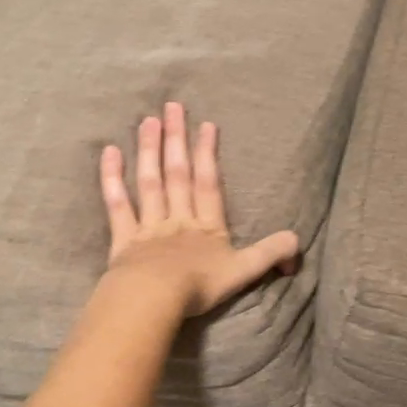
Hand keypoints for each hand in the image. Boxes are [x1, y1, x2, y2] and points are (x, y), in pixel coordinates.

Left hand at [98, 102, 298, 317]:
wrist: (153, 300)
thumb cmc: (199, 286)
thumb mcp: (245, 271)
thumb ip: (272, 253)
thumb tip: (297, 240)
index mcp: (207, 226)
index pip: (208, 182)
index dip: (207, 153)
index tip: (206, 124)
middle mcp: (178, 218)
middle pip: (177, 174)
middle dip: (176, 139)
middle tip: (172, 106)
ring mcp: (149, 226)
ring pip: (149, 182)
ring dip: (149, 150)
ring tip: (148, 121)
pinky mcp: (123, 239)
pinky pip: (117, 204)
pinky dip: (112, 178)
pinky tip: (109, 153)